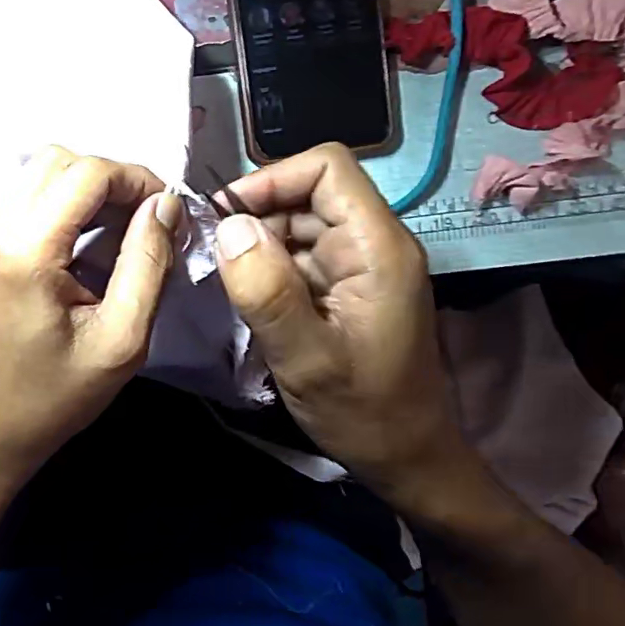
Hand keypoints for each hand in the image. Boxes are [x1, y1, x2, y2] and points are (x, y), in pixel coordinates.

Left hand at [0, 147, 181, 518]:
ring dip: (89, 191)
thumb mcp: (121, 340)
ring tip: (119, 235)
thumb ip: (148, 262)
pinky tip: (84, 245)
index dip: (138, 180)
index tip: (169, 211)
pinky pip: (25, 196)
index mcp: (21, 249)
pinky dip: (64, 204)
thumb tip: (165, 203)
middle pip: (61, 160)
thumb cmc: (52, 398)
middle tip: (147, 223)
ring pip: (42, 172)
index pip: (88, 172)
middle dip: (114, 181)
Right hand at [212, 144, 475, 502]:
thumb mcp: (307, 358)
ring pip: (303, 223)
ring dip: (262, 242)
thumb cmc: (365, 412)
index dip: (274, 178)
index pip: (328, 167)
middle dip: (260, 215)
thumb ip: (267, 291)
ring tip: (228, 278)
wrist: (408, 458)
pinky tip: (250, 295)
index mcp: (378, 246)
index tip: (229, 215)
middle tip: (216, 254)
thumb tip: (229, 226)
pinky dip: (273, 265)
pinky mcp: (350, 286)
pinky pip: (305, 255)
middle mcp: (375, 242)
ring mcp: (363, 264)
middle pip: (311, 192)